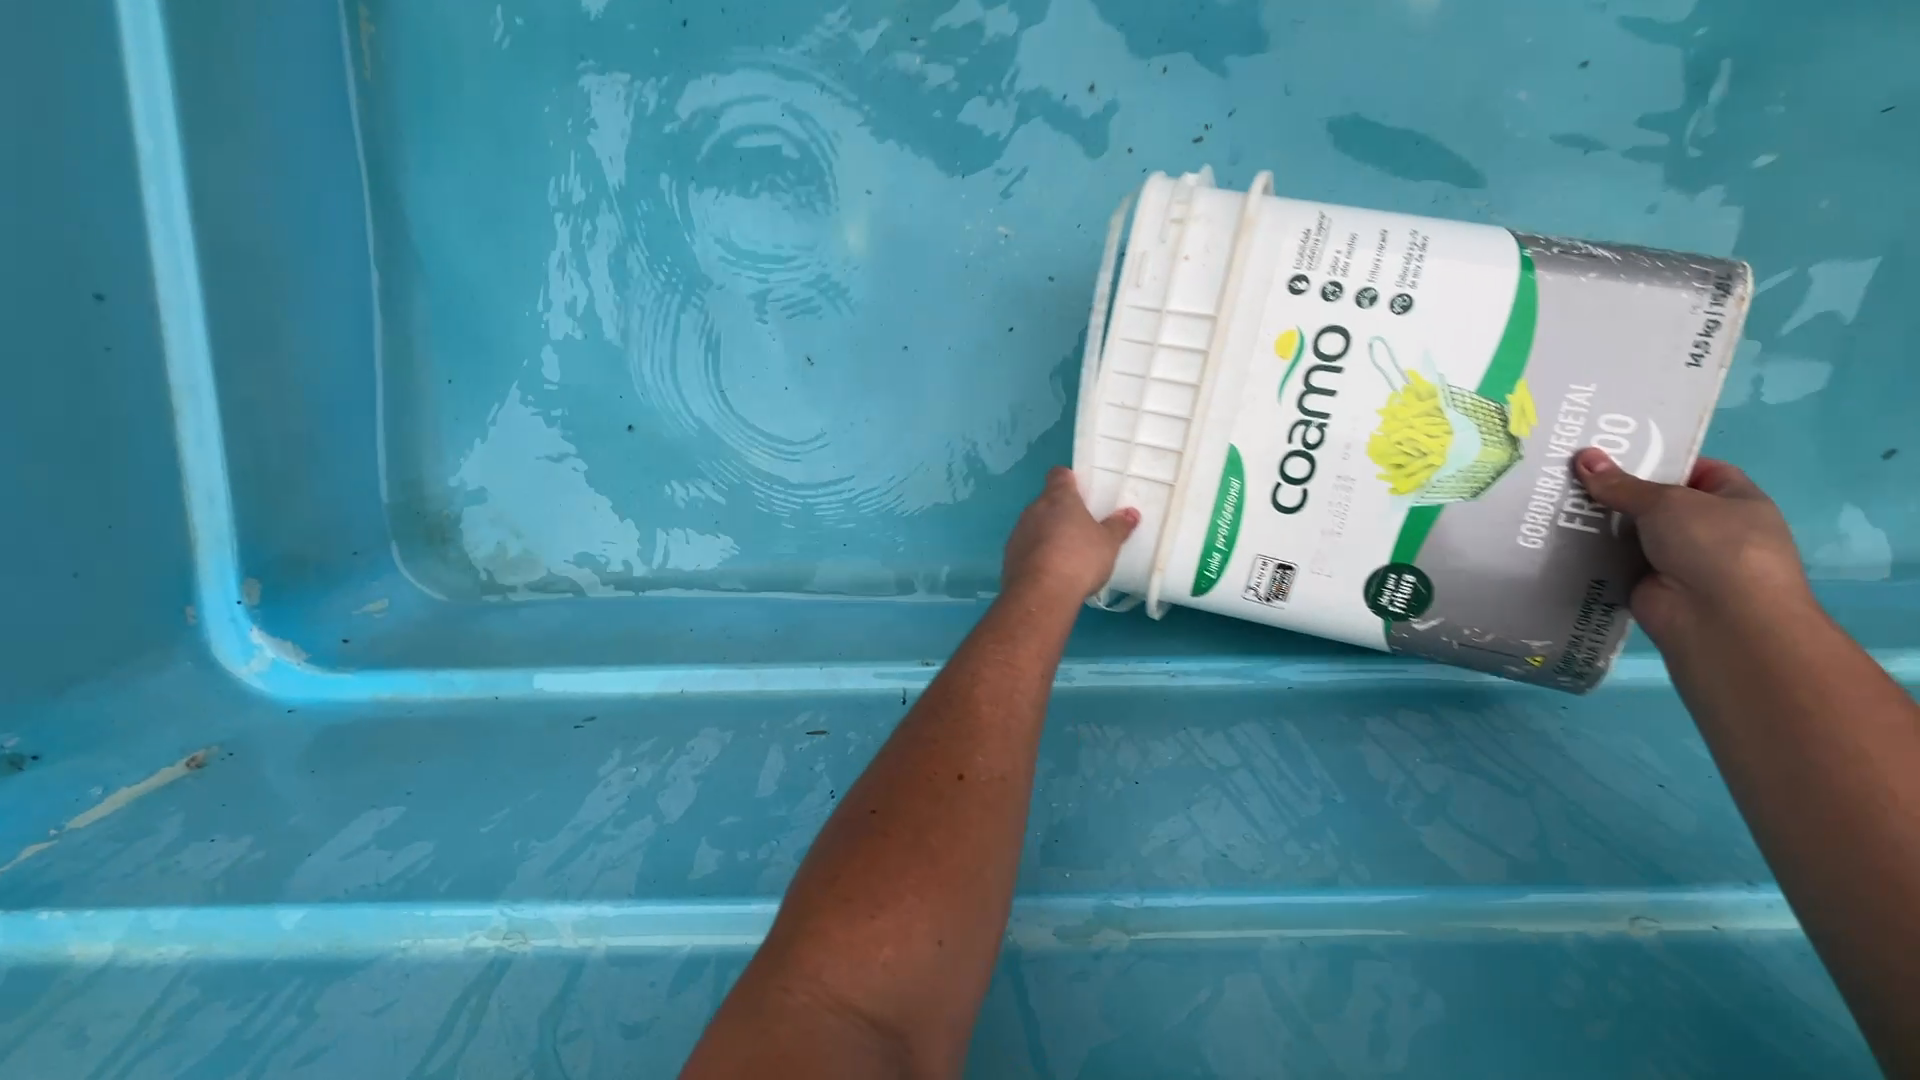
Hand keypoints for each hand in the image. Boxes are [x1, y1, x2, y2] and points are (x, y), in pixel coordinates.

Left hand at [1002, 468, 1139, 603]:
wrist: (1041, 593)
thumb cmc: (1079, 558)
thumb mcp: (1108, 543)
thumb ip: (1118, 526)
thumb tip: (1131, 513)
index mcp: (1059, 498)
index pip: (1059, 474)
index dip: (1068, 479)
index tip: (1079, 489)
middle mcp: (1034, 509)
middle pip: (1046, 501)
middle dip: (1060, 511)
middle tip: (1080, 526)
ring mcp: (1018, 532)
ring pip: (1034, 524)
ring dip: (1047, 533)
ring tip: (1066, 552)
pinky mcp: (1010, 556)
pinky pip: (1026, 547)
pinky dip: (1036, 553)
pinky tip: (1050, 570)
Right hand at [1574, 448, 1813, 642]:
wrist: (1718, 618)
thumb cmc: (1714, 546)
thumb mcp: (1668, 502)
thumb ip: (1622, 484)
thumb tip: (1584, 456)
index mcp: (1734, 500)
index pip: (1697, 470)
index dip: (1660, 460)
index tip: (1614, 454)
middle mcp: (1709, 528)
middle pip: (1655, 501)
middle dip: (1616, 491)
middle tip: (1568, 474)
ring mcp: (1677, 558)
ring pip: (1630, 532)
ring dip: (1598, 522)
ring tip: (1552, 503)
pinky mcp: (1647, 583)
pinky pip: (1613, 561)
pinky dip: (1590, 553)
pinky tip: (1556, 538)